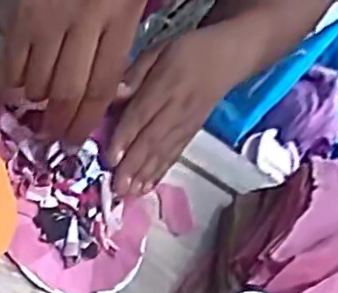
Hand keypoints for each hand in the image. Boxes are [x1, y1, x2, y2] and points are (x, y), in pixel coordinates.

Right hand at [2, 0, 146, 143]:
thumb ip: (126, 24)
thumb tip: (115, 80)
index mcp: (120, 12)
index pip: (102, 87)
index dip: (88, 121)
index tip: (78, 141)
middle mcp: (84, 21)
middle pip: (66, 95)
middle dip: (59, 123)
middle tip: (54, 136)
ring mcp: (48, 19)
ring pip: (37, 85)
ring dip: (37, 100)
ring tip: (40, 103)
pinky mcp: (21, 16)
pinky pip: (13, 65)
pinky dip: (15, 81)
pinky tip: (22, 82)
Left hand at [106, 24, 257, 195]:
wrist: (227, 57)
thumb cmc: (182, 55)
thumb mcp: (158, 53)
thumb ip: (134, 74)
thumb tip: (114, 94)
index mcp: (166, 83)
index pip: (141, 113)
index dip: (125, 138)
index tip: (110, 159)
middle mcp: (176, 107)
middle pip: (151, 139)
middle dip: (132, 165)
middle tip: (116, 187)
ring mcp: (184, 124)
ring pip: (162, 152)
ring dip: (144, 175)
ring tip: (128, 194)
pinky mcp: (189, 136)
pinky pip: (173, 156)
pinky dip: (159, 174)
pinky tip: (146, 189)